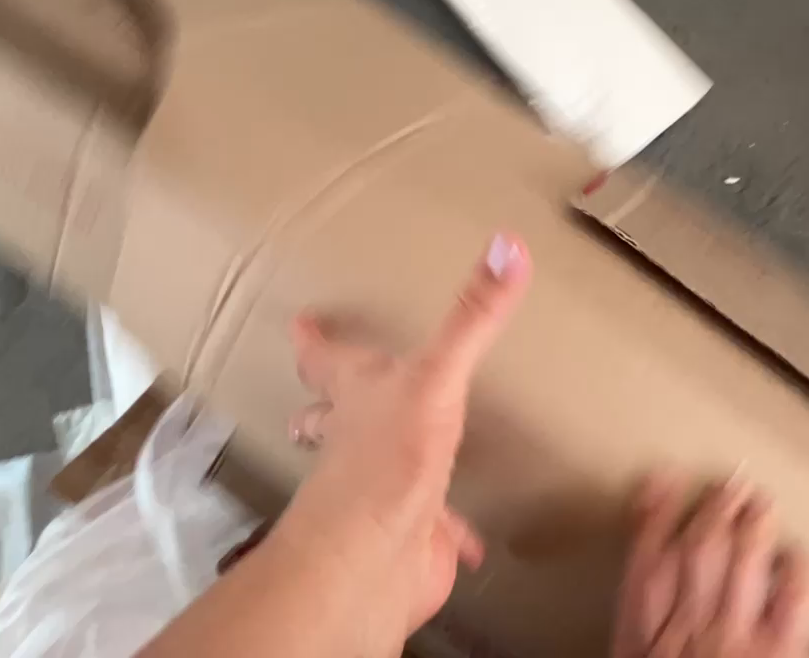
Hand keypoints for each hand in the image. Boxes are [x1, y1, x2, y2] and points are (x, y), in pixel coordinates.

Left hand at [138, 234, 528, 657]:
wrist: (373, 562)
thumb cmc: (388, 459)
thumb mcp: (436, 374)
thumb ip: (474, 314)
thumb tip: (508, 246)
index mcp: (360, 396)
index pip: (328, 358)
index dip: (315, 339)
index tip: (300, 322)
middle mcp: (360, 440)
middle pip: (330, 414)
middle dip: (325, 401)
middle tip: (322, 387)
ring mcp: (383, 488)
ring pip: (373, 466)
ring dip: (379, 455)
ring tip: (397, 446)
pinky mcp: (414, 532)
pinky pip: (436, 528)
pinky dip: (451, 529)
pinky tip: (470, 538)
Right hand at [613, 474, 808, 657]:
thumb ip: (643, 642)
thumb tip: (652, 613)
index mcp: (643, 638)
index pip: (645, 561)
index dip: (653, 516)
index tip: (662, 481)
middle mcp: (688, 628)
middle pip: (697, 552)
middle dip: (712, 512)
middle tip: (727, 484)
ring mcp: (734, 640)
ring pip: (739, 563)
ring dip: (749, 526)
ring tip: (759, 500)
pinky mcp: (776, 655)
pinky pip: (789, 603)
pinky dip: (795, 574)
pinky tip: (798, 556)